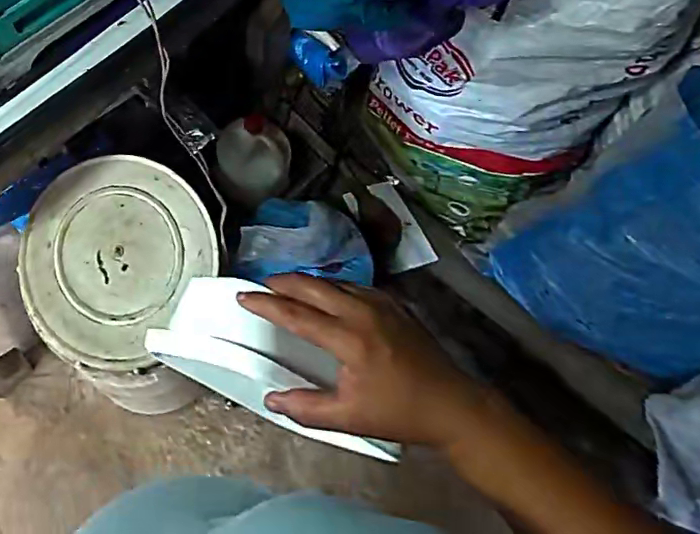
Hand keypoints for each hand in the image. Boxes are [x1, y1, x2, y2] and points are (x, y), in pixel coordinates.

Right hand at [237, 274, 494, 449]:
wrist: (455, 406)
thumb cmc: (401, 413)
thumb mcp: (352, 418)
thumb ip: (308, 409)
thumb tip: (272, 400)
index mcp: (350, 340)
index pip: (297, 315)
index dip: (266, 304)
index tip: (244, 297)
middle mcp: (362, 313)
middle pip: (311, 286)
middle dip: (281, 282)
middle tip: (260, 284)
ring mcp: (379, 303)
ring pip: (331, 281)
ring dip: (305, 282)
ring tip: (286, 286)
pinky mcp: (392, 301)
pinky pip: (351, 284)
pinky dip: (329, 285)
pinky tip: (324, 293)